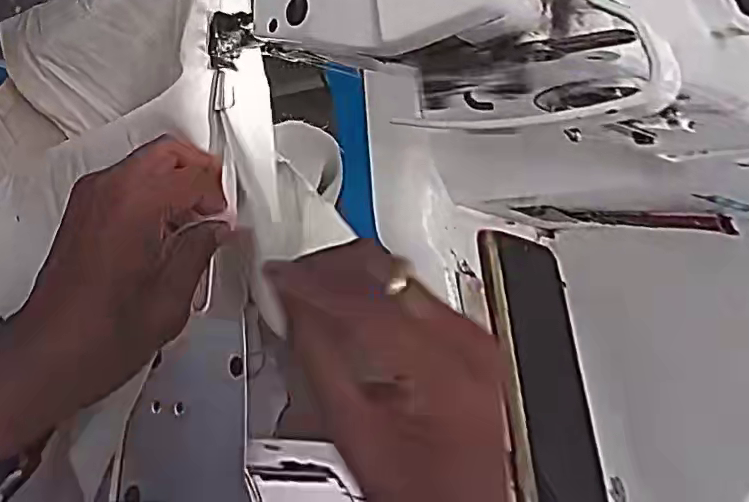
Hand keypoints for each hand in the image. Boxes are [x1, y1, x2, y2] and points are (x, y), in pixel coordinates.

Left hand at [0, 135, 227, 457]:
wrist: (45, 357)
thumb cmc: (94, 337)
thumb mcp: (170, 300)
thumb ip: (199, 251)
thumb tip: (213, 230)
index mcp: (135, 202)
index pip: (192, 176)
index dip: (217, 196)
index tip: (224, 217)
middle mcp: (109, 188)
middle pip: (167, 151)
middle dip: (198, 170)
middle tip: (216, 198)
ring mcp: (91, 194)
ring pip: (145, 159)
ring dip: (174, 176)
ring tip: (194, 214)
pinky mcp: (81, 207)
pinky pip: (125, 177)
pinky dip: (150, 187)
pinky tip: (164, 222)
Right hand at [268, 240, 510, 501]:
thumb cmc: (423, 495)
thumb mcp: (357, 435)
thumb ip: (319, 361)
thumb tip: (291, 305)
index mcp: (441, 367)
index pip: (361, 300)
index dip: (310, 284)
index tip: (278, 276)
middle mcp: (465, 340)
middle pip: (382, 270)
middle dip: (327, 269)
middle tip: (291, 277)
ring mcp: (469, 336)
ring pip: (394, 273)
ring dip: (347, 275)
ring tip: (311, 289)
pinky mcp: (466, 336)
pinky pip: (410, 291)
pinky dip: (371, 290)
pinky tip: (345, 303)